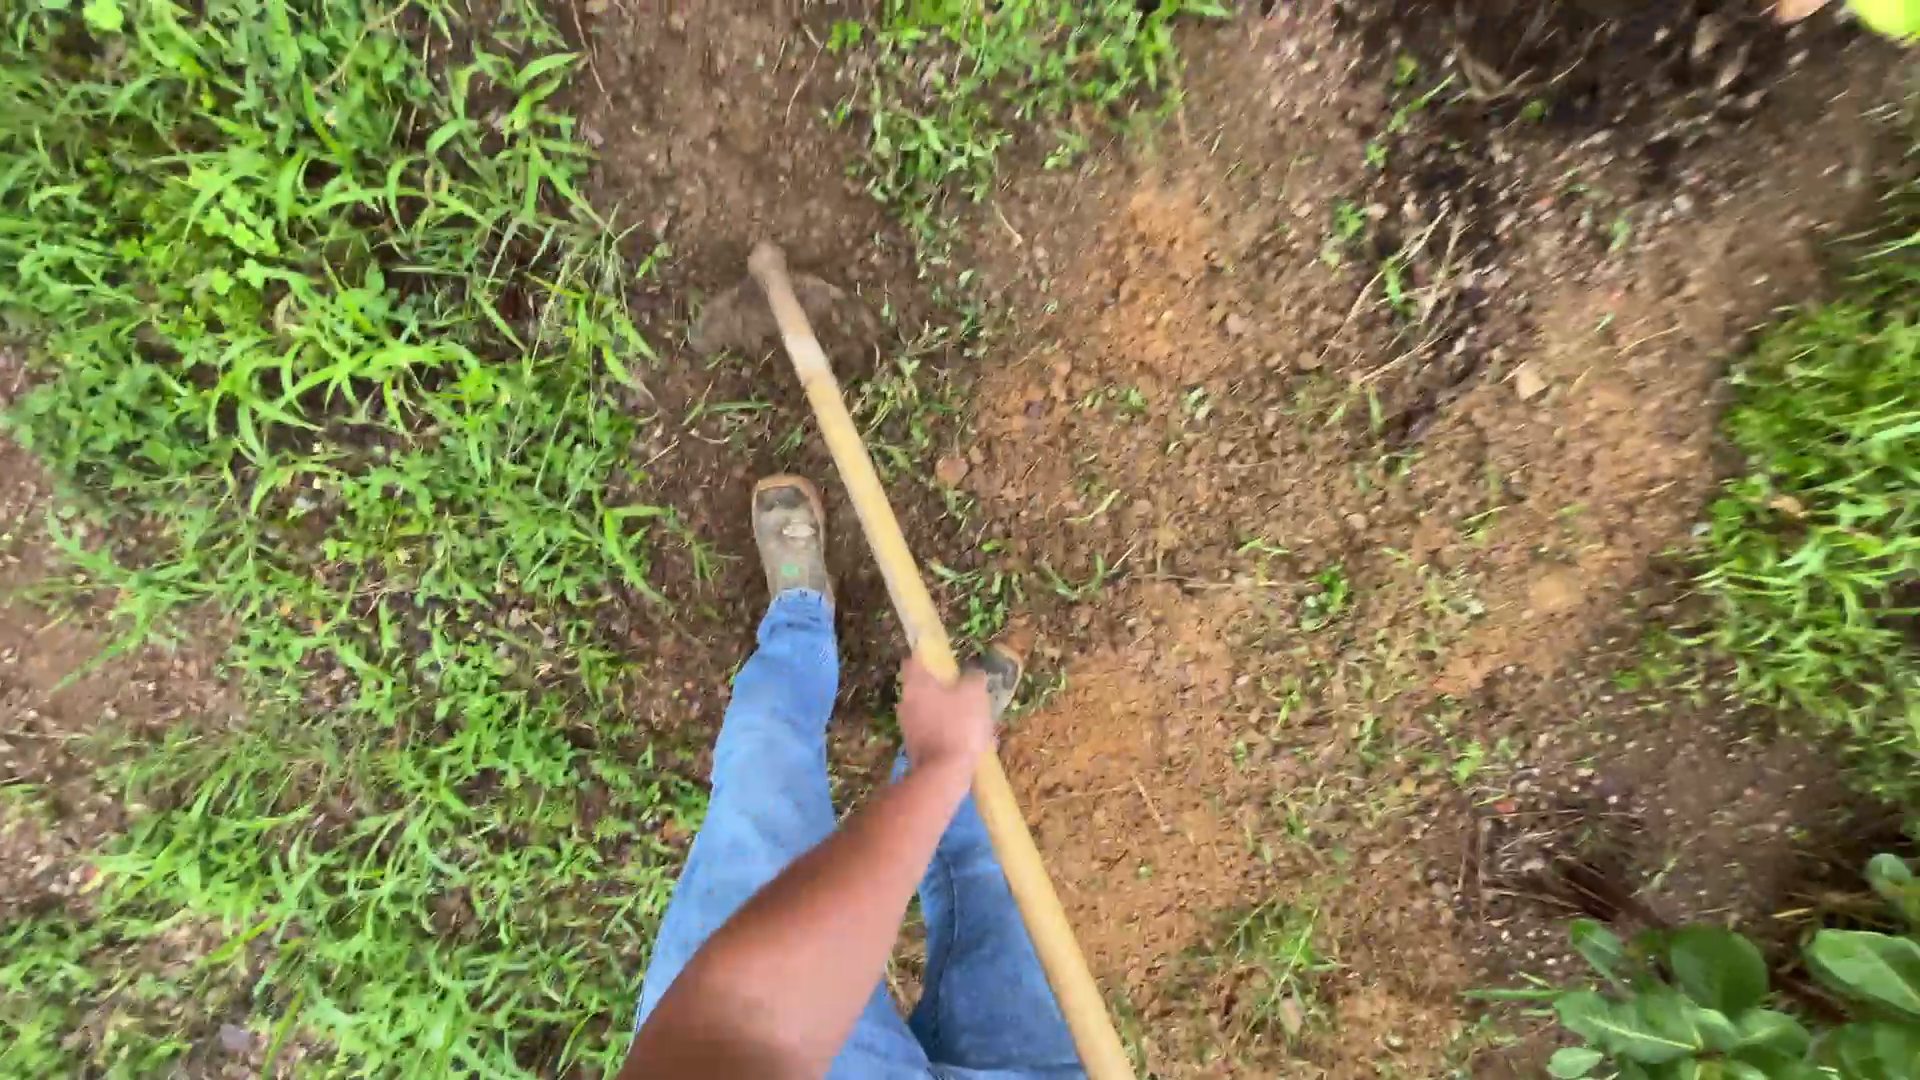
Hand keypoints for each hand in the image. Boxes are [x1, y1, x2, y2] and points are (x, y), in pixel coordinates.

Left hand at [897, 656, 993, 775]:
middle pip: (923, 687)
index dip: (928, 657)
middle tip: (966, 692)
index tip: (945, 662)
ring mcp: (907, 726)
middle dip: (943, 689)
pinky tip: (969, 741)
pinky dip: (948, 732)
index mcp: (916, 683)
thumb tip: (973, 673)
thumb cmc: (958, 725)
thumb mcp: (975, 694)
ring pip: (929, 710)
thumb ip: (973, 678)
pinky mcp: (914, 747)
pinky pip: (933, 731)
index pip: (913, 660)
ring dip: (948, 712)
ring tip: (974, 720)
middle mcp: (905, 702)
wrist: (943, 773)